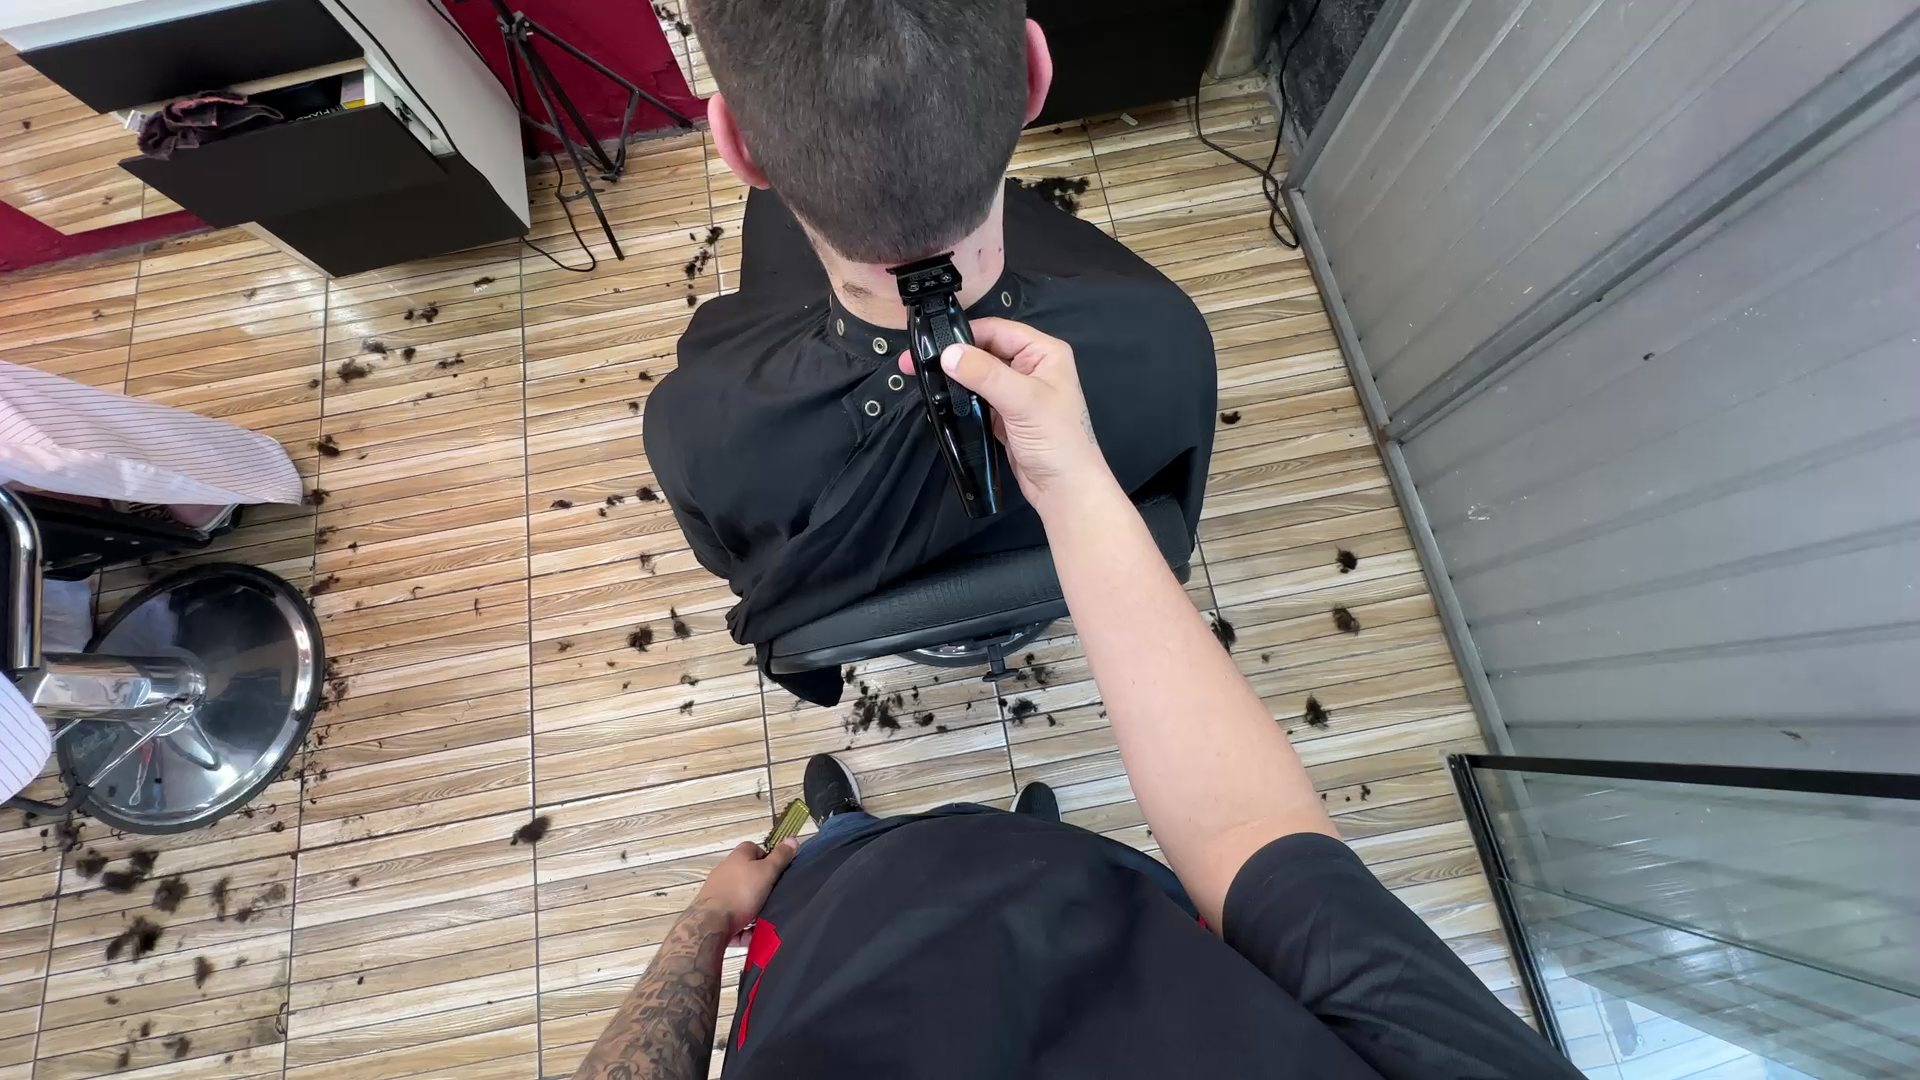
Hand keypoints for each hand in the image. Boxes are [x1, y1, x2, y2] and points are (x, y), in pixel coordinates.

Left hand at [694, 839, 798, 935]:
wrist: (709, 926)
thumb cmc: (741, 893)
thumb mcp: (767, 872)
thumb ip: (780, 857)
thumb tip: (792, 839)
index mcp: (738, 857)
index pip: (754, 848)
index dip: (767, 858)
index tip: (777, 872)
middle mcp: (724, 871)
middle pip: (747, 875)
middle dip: (761, 887)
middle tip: (773, 897)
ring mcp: (715, 893)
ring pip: (740, 898)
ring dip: (752, 909)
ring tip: (764, 920)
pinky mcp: (710, 913)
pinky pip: (732, 918)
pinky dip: (742, 926)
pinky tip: (751, 935)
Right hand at [898, 317, 1110, 511]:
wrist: (1064, 488)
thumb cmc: (1056, 440)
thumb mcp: (1023, 401)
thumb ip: (986, 375)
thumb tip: (948, 354)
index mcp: (1043, 353)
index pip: (998, 331)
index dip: (965, 334)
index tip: (931, 342)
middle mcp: (1030, 367)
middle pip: (984, 351)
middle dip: (953, 356)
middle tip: (915, 361)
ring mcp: (1015, 392)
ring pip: (978, 375)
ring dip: (953, 377)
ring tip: (920, 377)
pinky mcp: (1004, 415)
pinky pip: (977, 398)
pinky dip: (959, 398)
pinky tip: (937, 397)